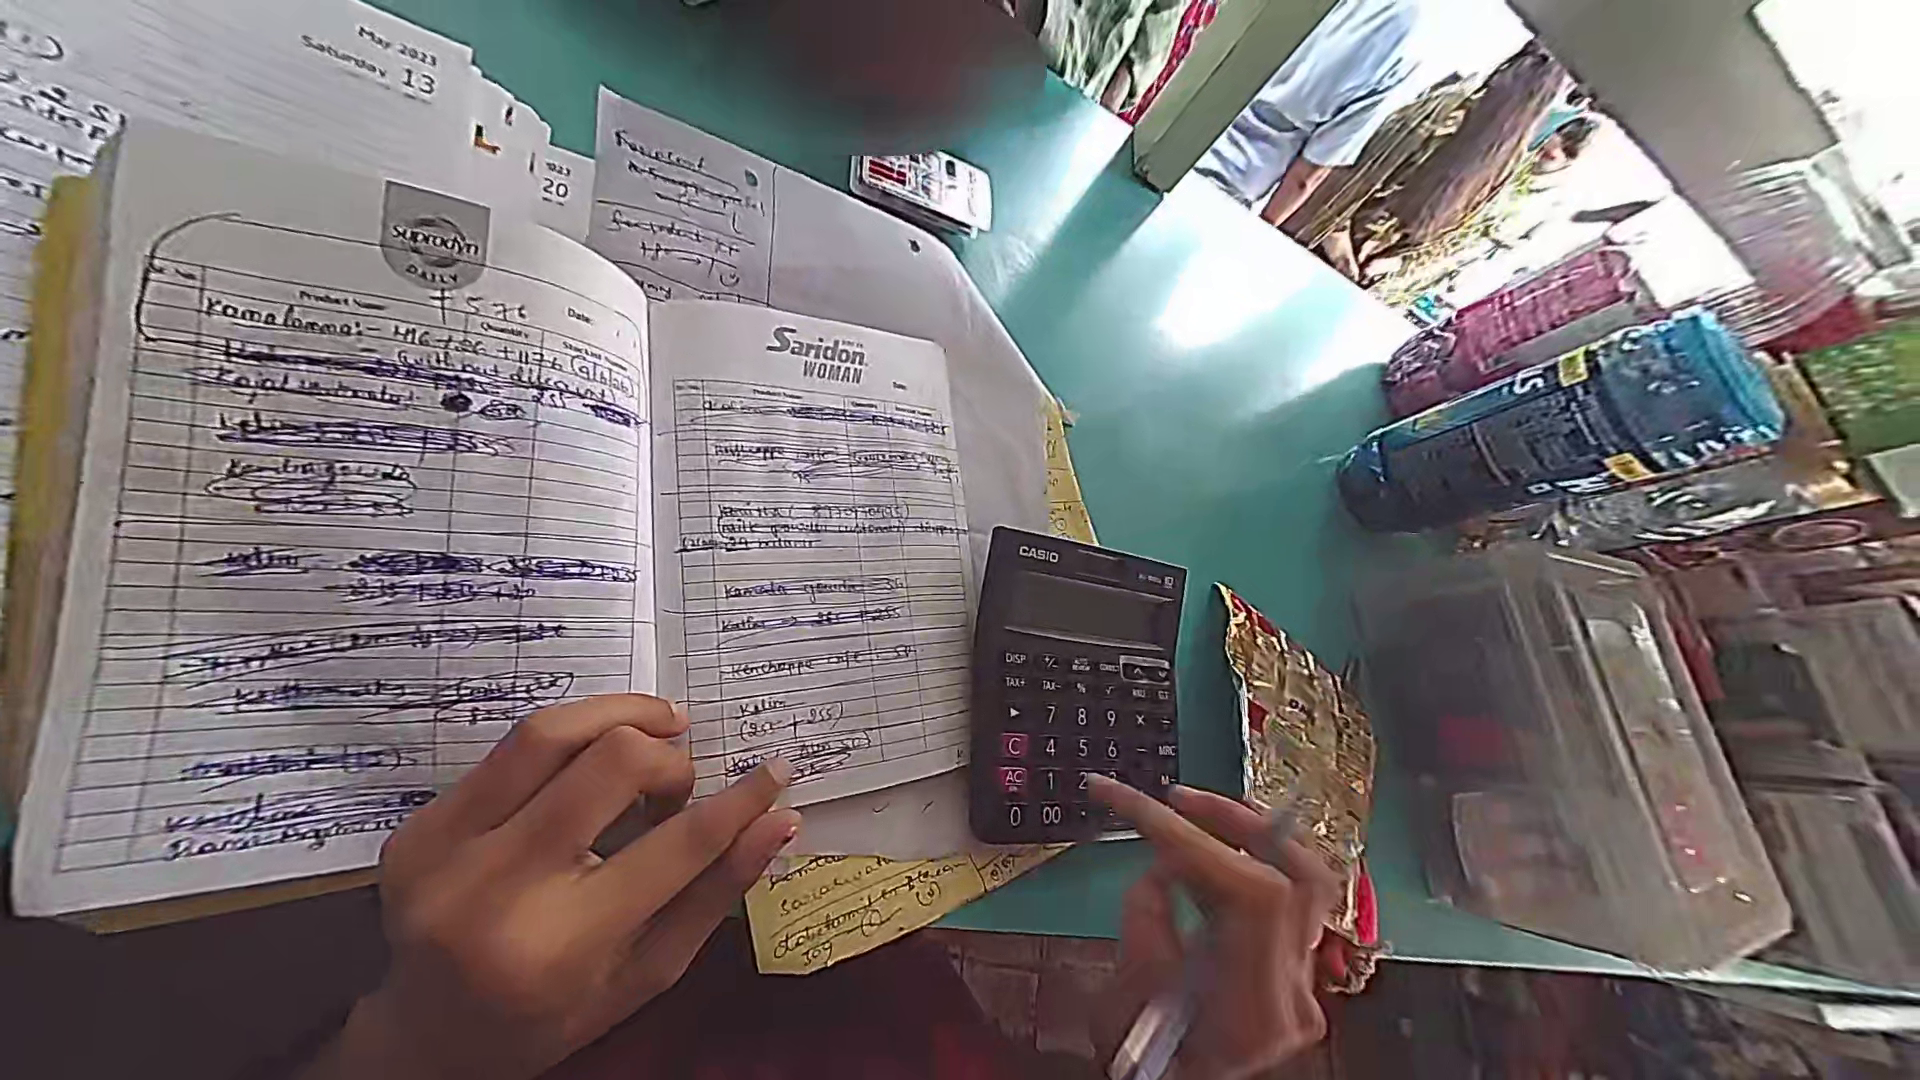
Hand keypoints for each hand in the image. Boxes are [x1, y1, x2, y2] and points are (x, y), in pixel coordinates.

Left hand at [306, 694, 800, 1079]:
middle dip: (671, 761)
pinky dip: (580, 730)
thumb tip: (781, 819)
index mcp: (562, 946)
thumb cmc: (556, 1012)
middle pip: (614, 763)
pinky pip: (517, 743)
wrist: (422, 1041)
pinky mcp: (420, 825)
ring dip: (627, 716)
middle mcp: (495, 891)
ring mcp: (443, 852)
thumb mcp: (650, 970)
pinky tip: (602, 747)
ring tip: (663, 727)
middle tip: (683, 780)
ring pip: (554, 732)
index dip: (740, 799)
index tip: (775, 770)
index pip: (680, 845)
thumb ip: (718, 890)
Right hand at [1088, 777, 1339, 1079]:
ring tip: (1194, 813)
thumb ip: (1149, 914)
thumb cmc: (1139, 1065)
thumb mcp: (1123, 993)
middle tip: (1176, 800)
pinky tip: (1204, 856)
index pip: (1248, 888)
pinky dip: (1244, 861)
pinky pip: (1282, 897)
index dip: (1190, 833)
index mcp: (1255, 1006)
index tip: (1135, 802)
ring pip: (1303, 880)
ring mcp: (1300, 985)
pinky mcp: (1288, 973)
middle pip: (1295, 875)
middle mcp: (1293, 994)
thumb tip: (1166, 860)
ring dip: (1248, 834)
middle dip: (1231, 821)